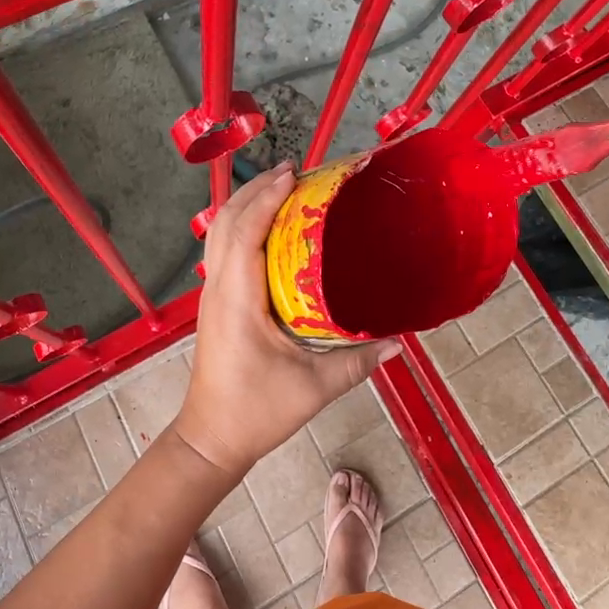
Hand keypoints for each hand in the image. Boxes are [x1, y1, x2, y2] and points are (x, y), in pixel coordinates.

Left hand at [171, 163, 401, 477]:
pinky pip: (221, 249)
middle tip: (292, 171)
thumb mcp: (314, 388)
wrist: (211, 438)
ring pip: (218, 233)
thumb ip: (356, 362)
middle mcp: (219, 290)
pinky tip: (265, 226)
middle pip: (226, 222)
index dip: (266, 199)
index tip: (292, 175)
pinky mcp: (215, 304)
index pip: (245, 234)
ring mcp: (212, 296)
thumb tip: (397, 342)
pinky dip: (240, 224)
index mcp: (238, 301)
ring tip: (279, 187)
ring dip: (245, 204)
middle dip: (256, 190)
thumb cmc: (256, 412)